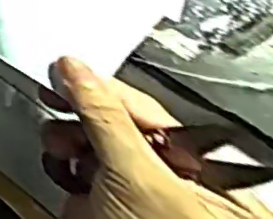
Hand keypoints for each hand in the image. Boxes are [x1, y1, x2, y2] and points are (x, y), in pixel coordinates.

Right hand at [42, 58, 272, 218]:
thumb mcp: (136, 178)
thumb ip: (104, 116)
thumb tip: (74, 69)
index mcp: (217, 175)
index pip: (150, 108)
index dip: (101, 87)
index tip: (60, 72)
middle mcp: (190, 188)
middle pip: (124, 129)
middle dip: (82, 121)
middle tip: (55, 111)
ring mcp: (155, 206)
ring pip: (104, 153)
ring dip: (72, 148)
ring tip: (61, 155)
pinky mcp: (123, 214)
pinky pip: (95, 181)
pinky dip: (75, 178)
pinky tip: (70, 183)